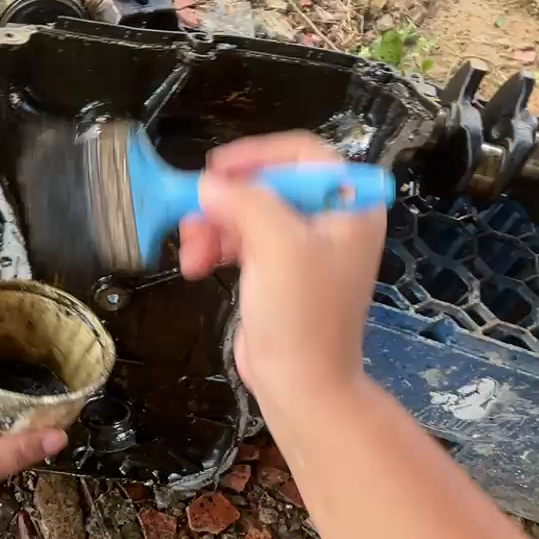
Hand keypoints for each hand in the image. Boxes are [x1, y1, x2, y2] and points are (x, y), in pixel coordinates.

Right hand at [177, 130, 383, 407]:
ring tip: (191, 256)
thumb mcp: (277, 246)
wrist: (300, 384)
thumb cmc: (301, 314)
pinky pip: (240, 243)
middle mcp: (327, 221)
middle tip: (192, 217)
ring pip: (246, 215)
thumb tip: (209, 184)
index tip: (215, 169)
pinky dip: (215, 248)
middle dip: (224, 203)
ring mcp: (301, 249)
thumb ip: (245, 202)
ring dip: (212, 228)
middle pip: (266, 186)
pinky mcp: (276, 273)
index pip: (303, 154)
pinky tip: (197, 267)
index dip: (257, 155)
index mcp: (347, 206)